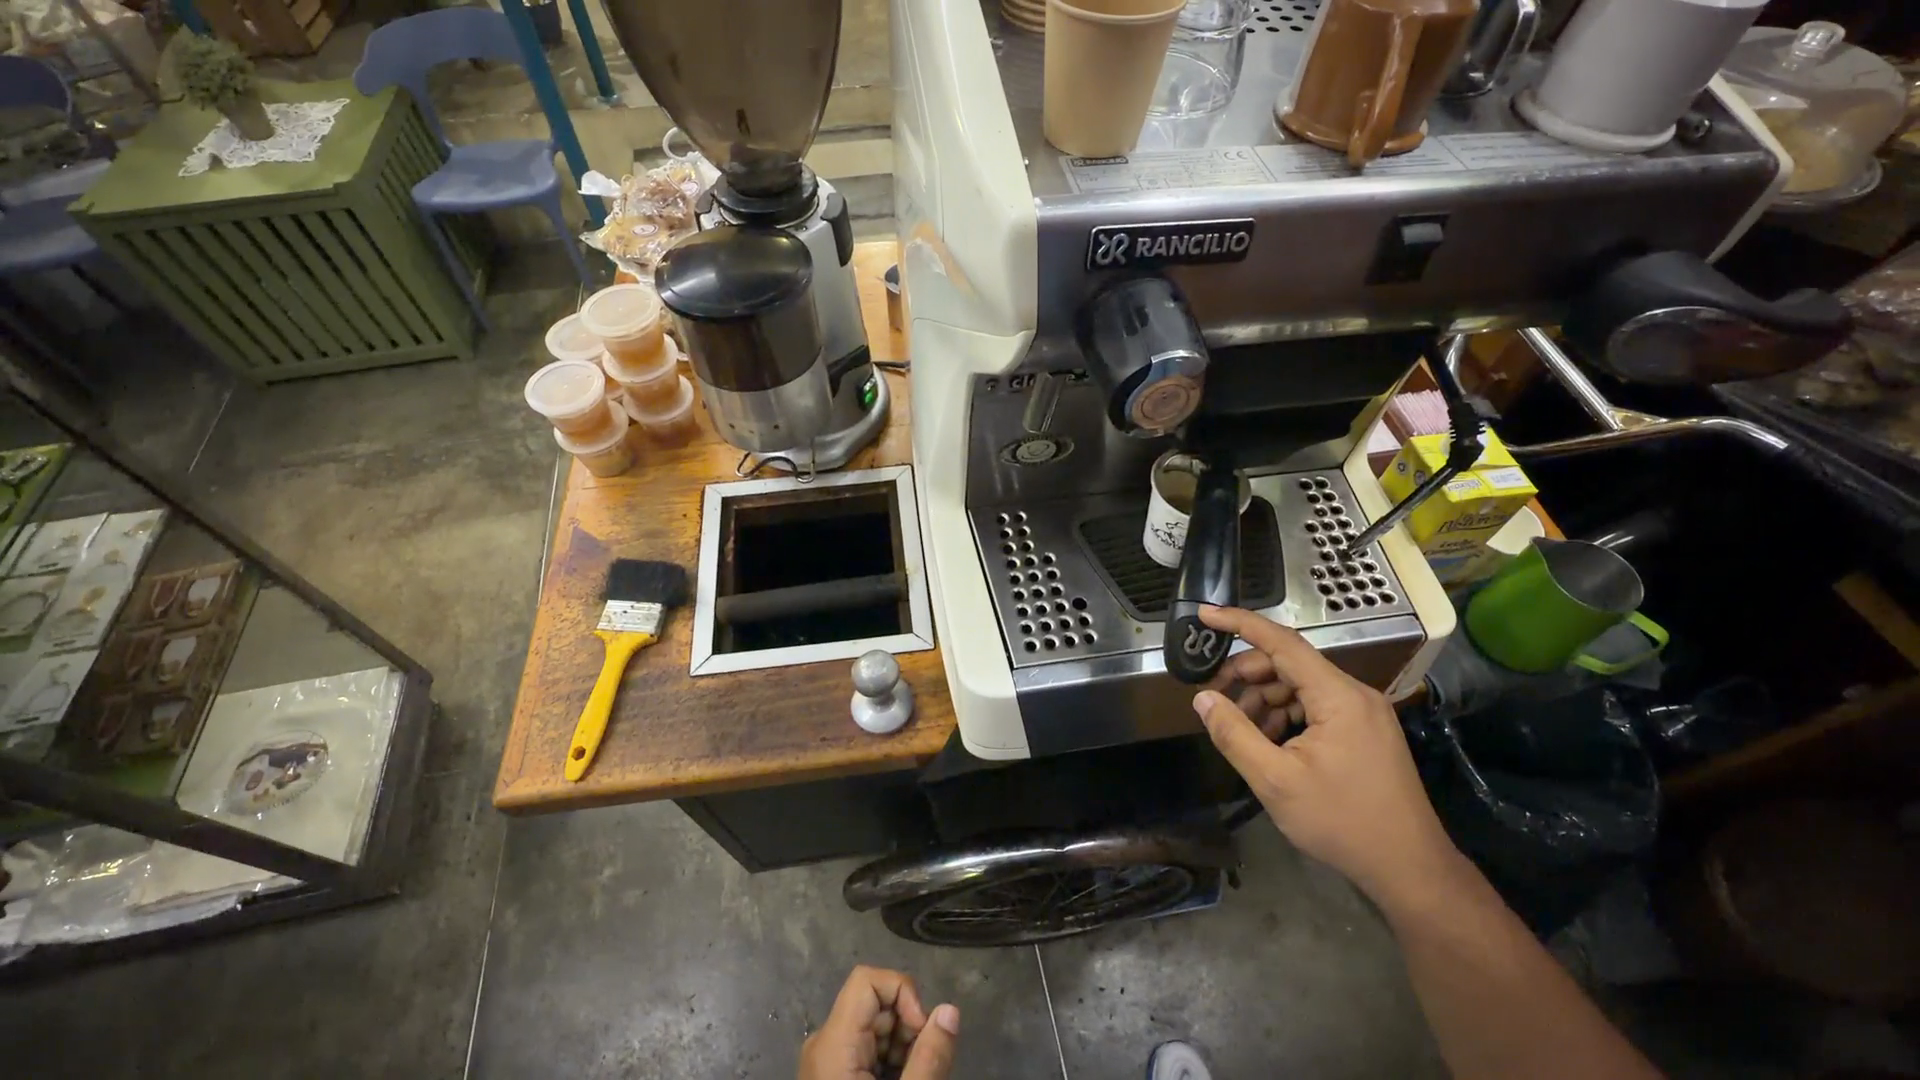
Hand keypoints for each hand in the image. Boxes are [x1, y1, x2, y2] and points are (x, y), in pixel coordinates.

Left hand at [798, 965, 959, 1079]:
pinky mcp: (832, 1073)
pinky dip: (890, 1063)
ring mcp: (826, 1059)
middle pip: (876, 1004)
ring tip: (910, 1079)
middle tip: (923, 1066)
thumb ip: (928, 1058)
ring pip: (876, 1028)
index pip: (867, 979)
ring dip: (903, 1048)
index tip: (923, 1030)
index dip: (903, 993)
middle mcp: (824, 1041)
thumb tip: (951, 1009)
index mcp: (833, 1041)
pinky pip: (866, 1050)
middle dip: (909, 1028)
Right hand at [1192, 605, 1460, 907]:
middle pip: (1289, 664)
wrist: (1408, 867)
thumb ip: (1235, 734)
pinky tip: (1269, 743)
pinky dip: (1286, 716)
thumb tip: (1202, 699)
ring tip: (1241, 732)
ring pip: (1300, 687)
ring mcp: (1363, 713)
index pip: (1282, 642)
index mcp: (1337, 695)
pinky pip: (1316, 707)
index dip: (1240, 624)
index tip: (1204, 614)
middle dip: (1246, 676)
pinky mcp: (1365, 732)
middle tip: (1213, 700)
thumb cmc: (1342, 821)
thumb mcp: (1275, 781)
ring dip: (1264, 700)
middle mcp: (1354, 693)